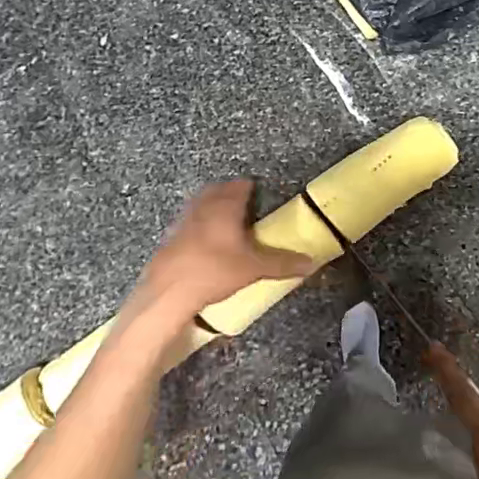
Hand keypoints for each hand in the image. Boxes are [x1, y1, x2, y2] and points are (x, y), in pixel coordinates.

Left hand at [130, 179, 317, 322]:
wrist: (169, 291)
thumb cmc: (215, 271)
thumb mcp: (254, 268)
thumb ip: (282, 263)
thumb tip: (310, 262)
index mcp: (224, 207)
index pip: (239, 186)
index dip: (249, 187)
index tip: (257, 190)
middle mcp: (202, 208)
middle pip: (216, 190)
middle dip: (229, 192)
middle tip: (241, 200)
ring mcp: (183, 222)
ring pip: (199, 204)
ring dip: (211, 205)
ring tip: (223, 218)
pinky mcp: (170, 238)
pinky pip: (187, 222)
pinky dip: (197, 225)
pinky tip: (202, 240)